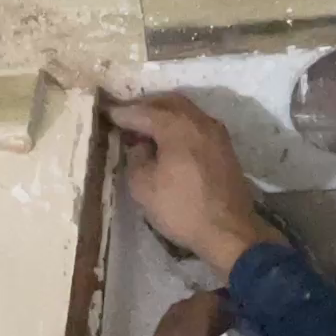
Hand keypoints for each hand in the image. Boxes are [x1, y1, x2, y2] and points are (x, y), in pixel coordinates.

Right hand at [108, 93, 284, 277]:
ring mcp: (216, 133)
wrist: (229, 232)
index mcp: (177, 126)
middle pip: (168, 103)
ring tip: (145, 131)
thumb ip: (136, 157)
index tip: (106, 113)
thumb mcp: (143, 186)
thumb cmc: (181, 208)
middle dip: (145, 108)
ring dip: (163, 116)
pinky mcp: (225, 148)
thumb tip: (141, 145)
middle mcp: (199, 121)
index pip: (143, 112)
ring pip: (185, 112)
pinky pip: (196, 126)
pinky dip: (179, 127)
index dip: (122, 113)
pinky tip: (168, 143)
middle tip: (126, 119)